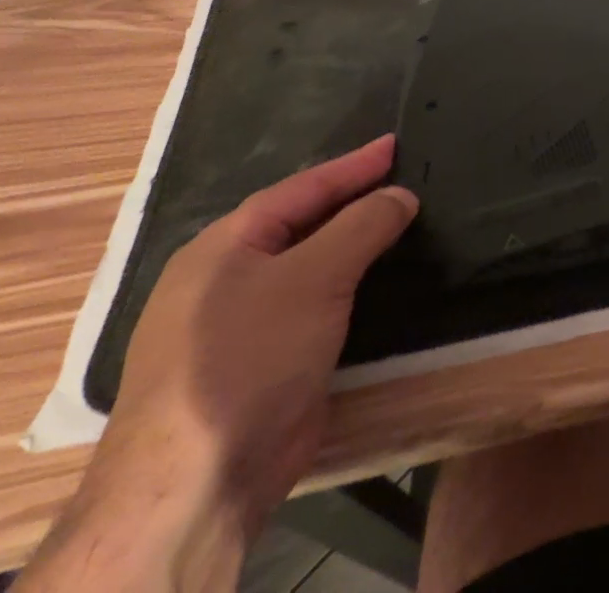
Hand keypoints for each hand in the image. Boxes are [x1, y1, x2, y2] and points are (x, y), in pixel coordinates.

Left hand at [20, 137, 417, 590]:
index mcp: (223, 248)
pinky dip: (350, 283)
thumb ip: (360, 228)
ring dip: (353, 242)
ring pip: (308, 264)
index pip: (298, 191)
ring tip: (398, 222)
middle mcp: (227, 278)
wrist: (206, 465)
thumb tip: (400, 195)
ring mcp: (242, 320)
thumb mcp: (312, 278)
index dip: (351, 167)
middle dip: (350, 199)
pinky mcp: (266, 357)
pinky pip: (316, 302)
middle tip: (402, 179)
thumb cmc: (251, 354)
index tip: (395, 144)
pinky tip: (375, 284)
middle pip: (299, 224)